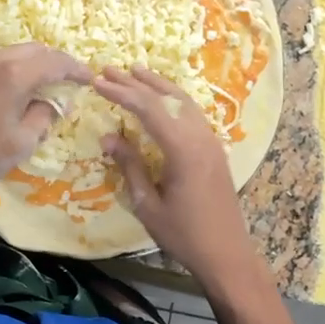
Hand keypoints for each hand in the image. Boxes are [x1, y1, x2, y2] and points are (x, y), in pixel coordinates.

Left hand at [0, 44, 91, 201]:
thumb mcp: (23, 141)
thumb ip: (45, 114)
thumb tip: (55, 102)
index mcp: (14, 73)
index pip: (55, 62)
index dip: (76, 69)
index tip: (90, 78)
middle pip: (36, 50)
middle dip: (57, 63)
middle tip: (71, 81)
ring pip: (17, 53)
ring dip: (36, 64)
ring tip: (50, 84)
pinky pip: (1, 61)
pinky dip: (18, 68)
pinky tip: (23, 87)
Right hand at [96, 66, 259, 284]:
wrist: (227, 254)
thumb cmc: (184, 235)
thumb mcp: (147, 204)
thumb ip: (130, 166)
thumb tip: (108, 137)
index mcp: (183, 149)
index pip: (148, 108)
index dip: (121, 93)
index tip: (97, 82)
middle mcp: (200, 137)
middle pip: (166, 98)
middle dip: (136, 82)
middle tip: (109, 69)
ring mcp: (211, 142)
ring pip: (183, 101)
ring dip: (158, 85)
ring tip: (136, 71)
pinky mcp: (215, 150)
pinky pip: (193, 113)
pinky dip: (173, 98)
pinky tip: (163, 97)